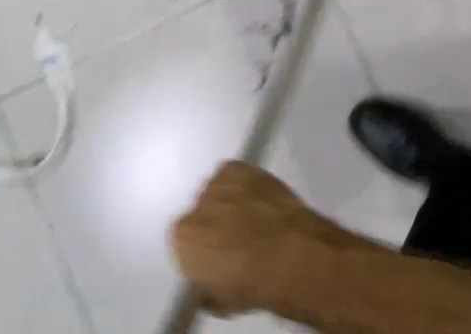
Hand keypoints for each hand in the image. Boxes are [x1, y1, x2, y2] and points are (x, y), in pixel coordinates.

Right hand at [170, 162, 333, 316]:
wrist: (287, 252)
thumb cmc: (252, 283)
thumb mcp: (220, 301)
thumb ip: (206, 287)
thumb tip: (210, 284)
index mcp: (183, 240)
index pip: (186, 240)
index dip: (204, 248)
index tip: (219, 255)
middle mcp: (196, 208)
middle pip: (202, 213)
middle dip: (216, 223)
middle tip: (237, 236)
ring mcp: (218, 184)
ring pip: (218, 192)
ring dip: (230, 201)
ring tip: (253, 214)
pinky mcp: (240, 168)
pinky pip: (234, 173)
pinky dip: (244, 181)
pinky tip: (258, 195)